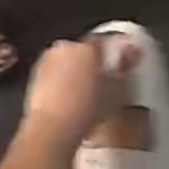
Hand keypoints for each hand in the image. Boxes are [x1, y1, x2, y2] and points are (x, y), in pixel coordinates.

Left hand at [22, 37, 138, 146]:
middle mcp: (65, 48)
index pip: (101, 40)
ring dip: (75, 71)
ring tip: (85, 95)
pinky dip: (60, 81)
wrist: (52, 128)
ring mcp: (48, 59)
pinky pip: (53, 72)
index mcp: (86, 48)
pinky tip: (68, 100)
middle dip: (91, 62)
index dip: (110, 51)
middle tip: (102, 83)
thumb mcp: (115, 90)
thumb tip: (133, 50)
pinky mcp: (35, 74)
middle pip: (82, 50)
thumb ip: (124, 65)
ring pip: (66, 60)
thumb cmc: (85, 109)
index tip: (118, 62)